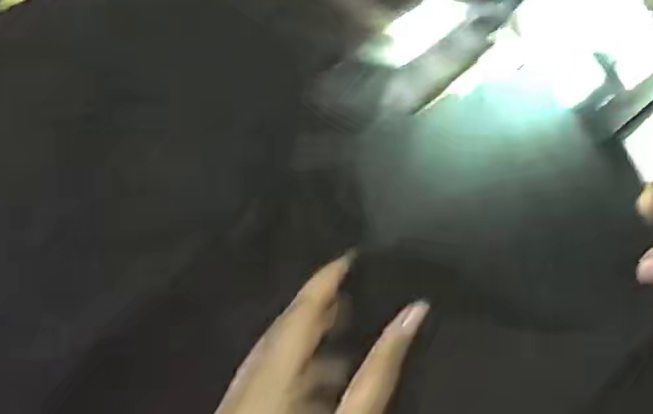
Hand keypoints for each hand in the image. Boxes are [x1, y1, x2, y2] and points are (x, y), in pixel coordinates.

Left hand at [215, 255, 427, 413]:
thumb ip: (381, 367)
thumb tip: (416, 307)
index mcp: (268, 387)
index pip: (296, 319)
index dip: (321, 283)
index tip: (349, 254)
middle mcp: (243, 396)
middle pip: (275, 338)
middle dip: (310, 307)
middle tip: (349, 281)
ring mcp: (235, 413)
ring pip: (264, 362)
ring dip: (301, 337)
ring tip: (342, 319)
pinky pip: (261, 384)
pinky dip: (292, 365)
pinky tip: (320, 372)